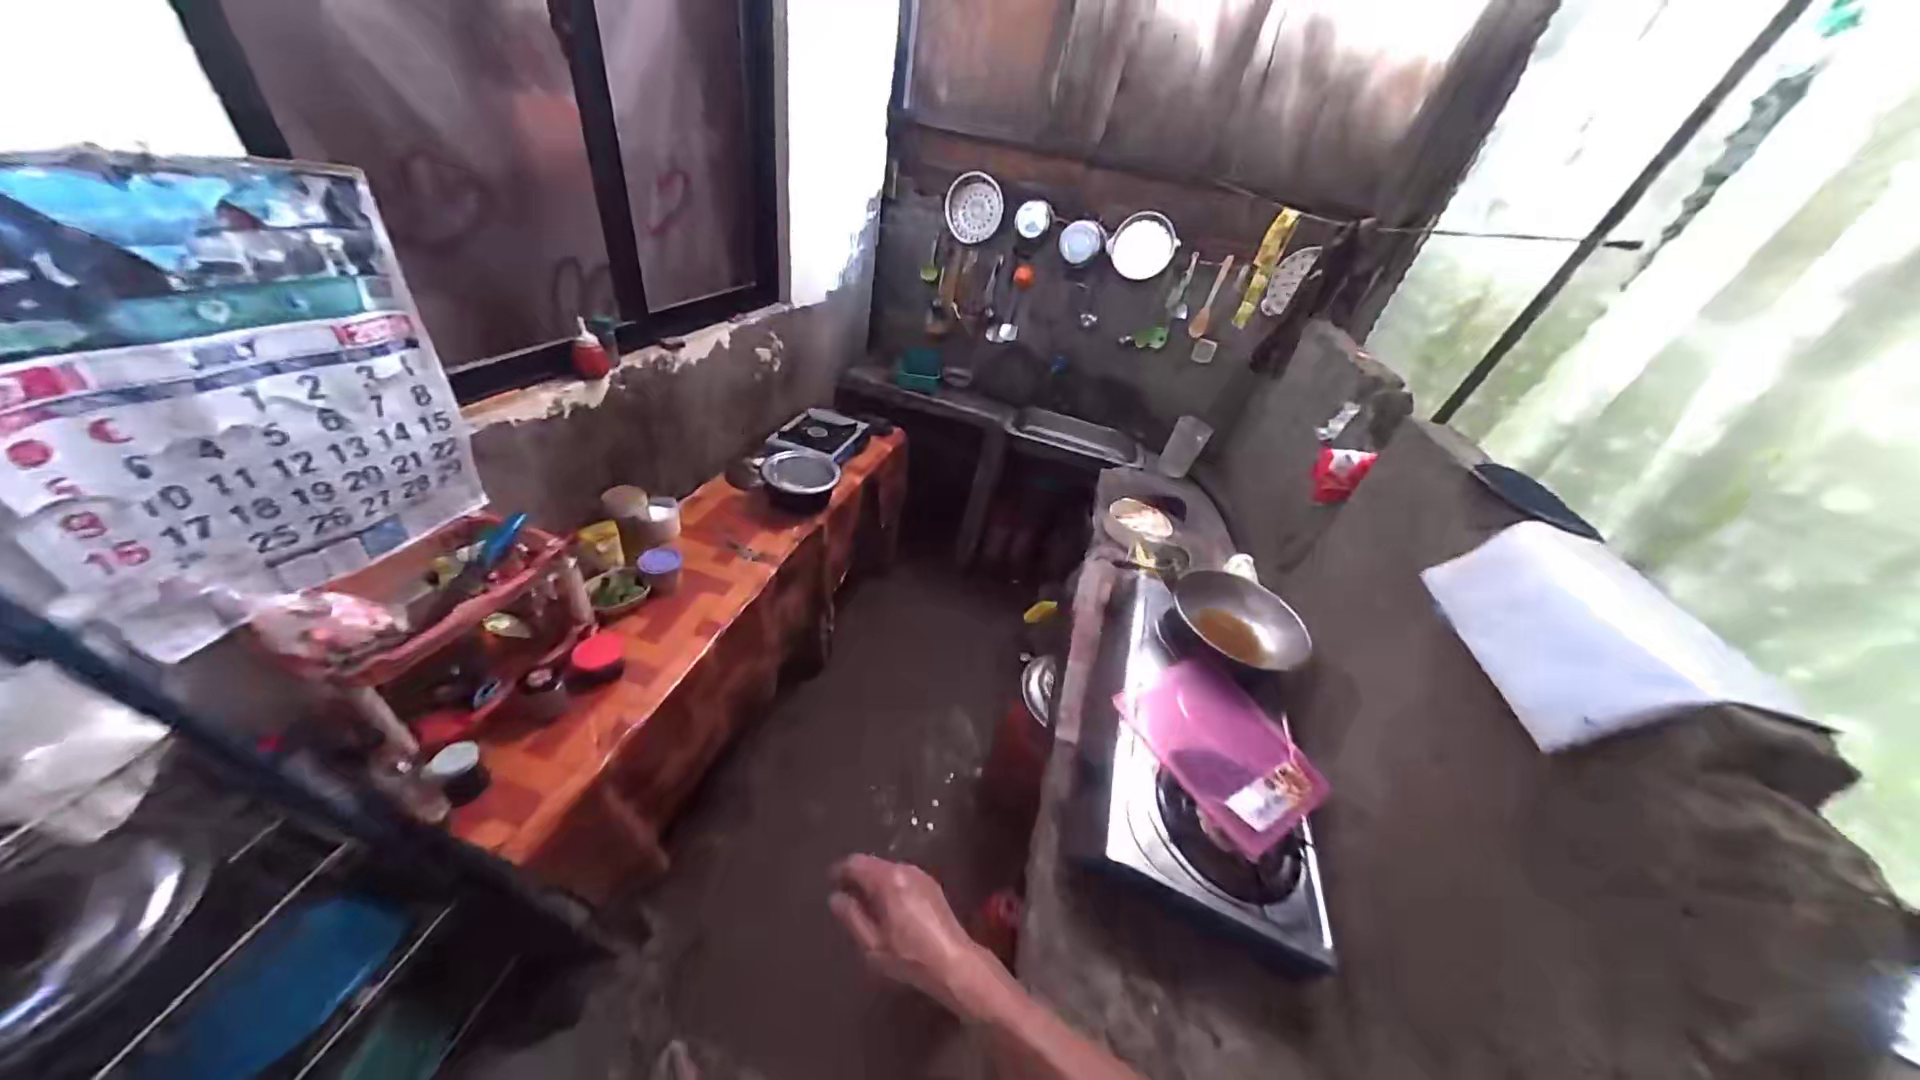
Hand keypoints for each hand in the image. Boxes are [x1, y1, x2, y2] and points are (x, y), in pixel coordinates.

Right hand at [828, 854, 1009, 1017]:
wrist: (953, 961)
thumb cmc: (909, 956)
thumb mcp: (873, 944)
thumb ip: (852, 917)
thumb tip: (835, 897)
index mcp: (888, 880)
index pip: (856, 863)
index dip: (840, 870)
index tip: (830, 882)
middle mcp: (904, 869)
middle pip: (873, 863)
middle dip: (856, 875)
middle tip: (844, 895)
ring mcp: (920, 874)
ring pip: (888, 869)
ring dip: (874, 880)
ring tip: (864, 903)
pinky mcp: (930, 883)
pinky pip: (902, 876)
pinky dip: (889, 884)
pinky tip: (888, 905)